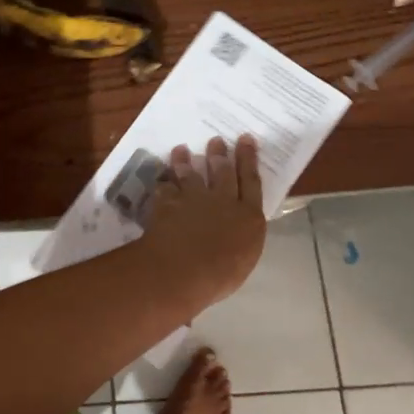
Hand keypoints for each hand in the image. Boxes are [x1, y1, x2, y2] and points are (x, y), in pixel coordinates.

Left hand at [139, 136, 266, 310]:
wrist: (183, 269)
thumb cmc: (220, 274)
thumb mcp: (244, 258)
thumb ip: (241, 239)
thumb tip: (237, 232)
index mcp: (248, 216)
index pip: (251, 181)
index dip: (249, 159)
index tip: (246, 139)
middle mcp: (223, 200)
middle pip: (222, 172)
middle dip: (220, 154)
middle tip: (216, 140)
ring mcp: (194, 198)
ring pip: (191, 174)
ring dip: (186, 161)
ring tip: (182, 150)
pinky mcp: (169, 202)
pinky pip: (166, 186)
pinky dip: (164, 181)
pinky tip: (161, 177)